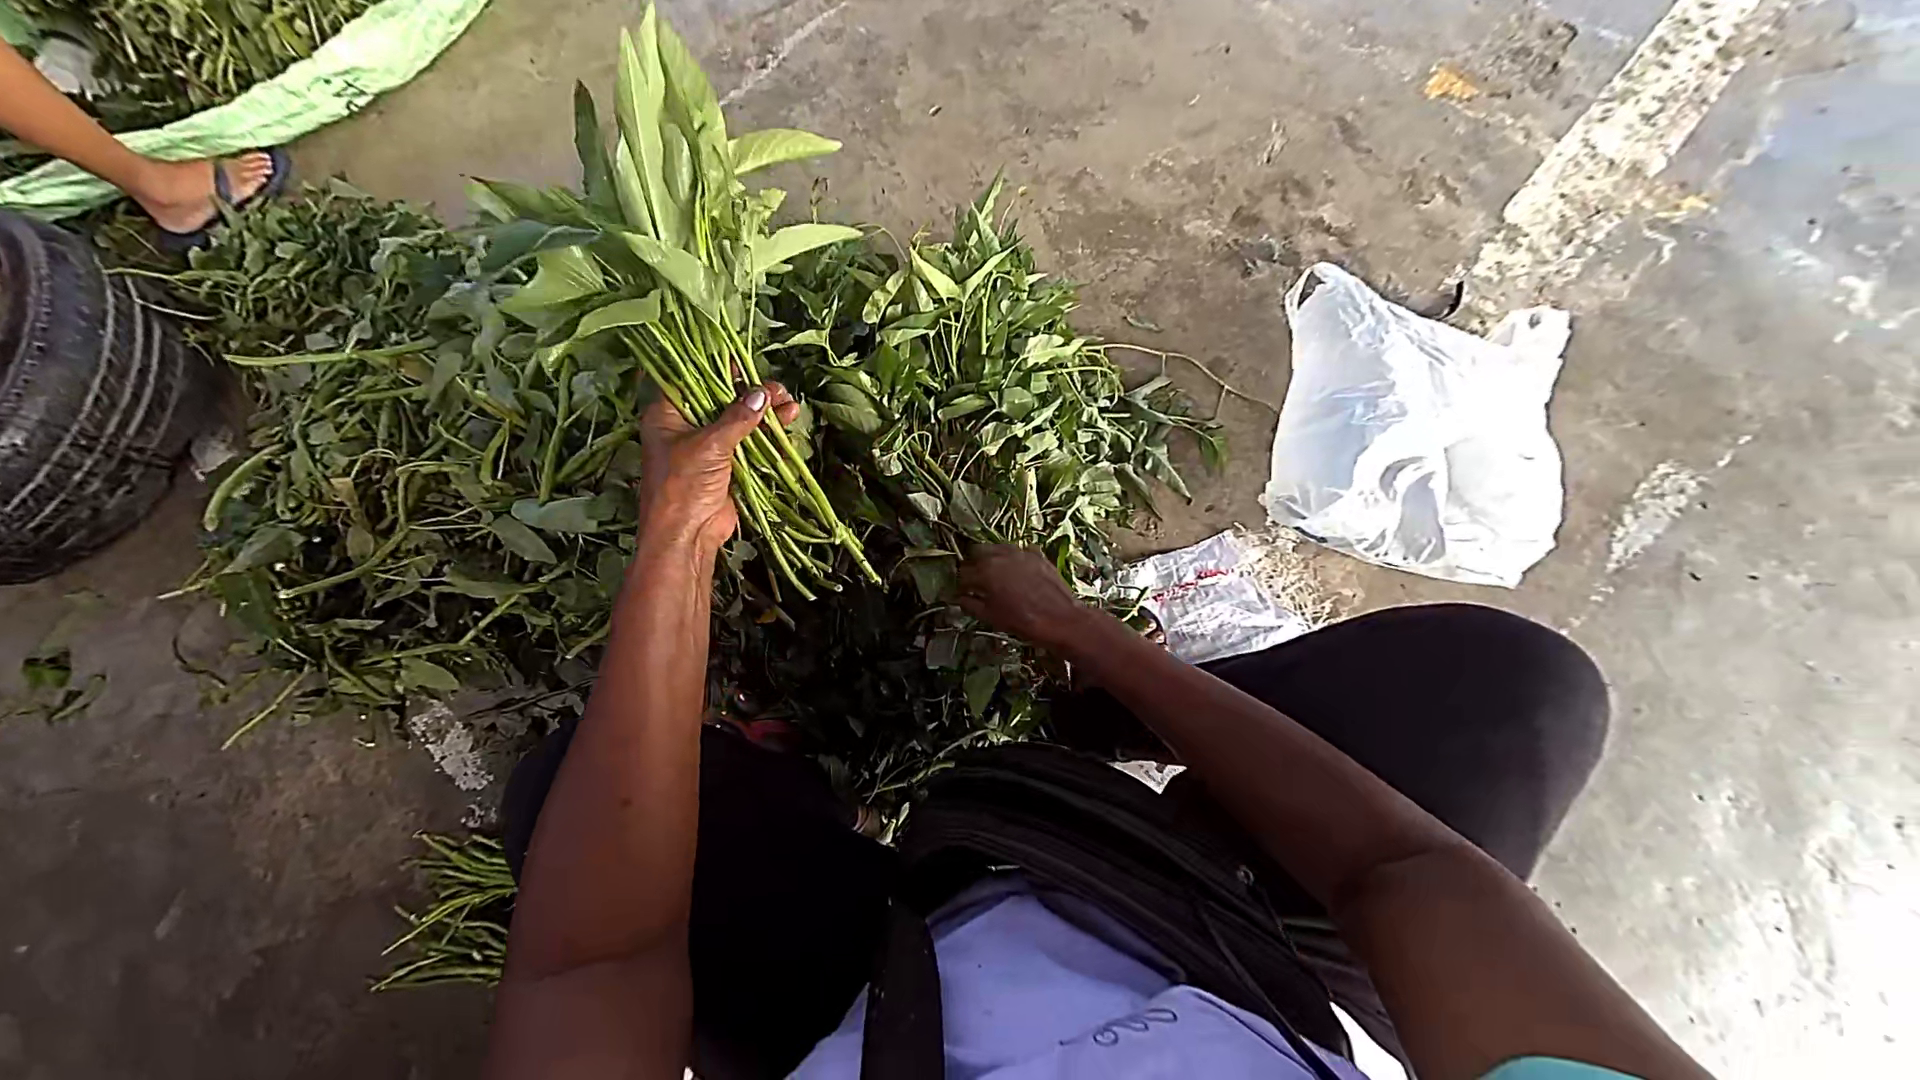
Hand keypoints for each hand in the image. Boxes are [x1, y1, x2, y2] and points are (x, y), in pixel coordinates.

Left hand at [637, 382, 799, 557]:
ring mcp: (708, 448)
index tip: (745, 362)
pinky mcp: (727, 467)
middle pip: (721, 400)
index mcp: (668, 415)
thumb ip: (736, 418)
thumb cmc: (682, 486)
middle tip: (778, 390)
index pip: (692, 379)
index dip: (717, 368)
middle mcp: (687, 427)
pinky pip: (749, 445)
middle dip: (751, 394)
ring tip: (789, 406)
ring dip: (765, 415)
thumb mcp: (709, 445)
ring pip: (740, 422)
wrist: (686, 535)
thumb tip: (761, 394)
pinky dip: (767, 437)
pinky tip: (786, 426)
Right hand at [957, 545, 1094, 649]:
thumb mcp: (991, 616)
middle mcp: (1001, 555)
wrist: (1060, 619)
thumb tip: (961, 599)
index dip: (961, 584)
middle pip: (977, 552)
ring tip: (995, 574)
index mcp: (985, 571)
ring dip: (992, 558)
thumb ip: (971, 604)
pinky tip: (1017, 571)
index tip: (963, 592)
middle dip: (974, 565)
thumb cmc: (1023, 620)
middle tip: (977, 581)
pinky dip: (1015, 558)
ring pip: (998, 547)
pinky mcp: (1037, 554)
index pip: (963, 573)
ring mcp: (1020, 552)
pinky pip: (1019, 551)